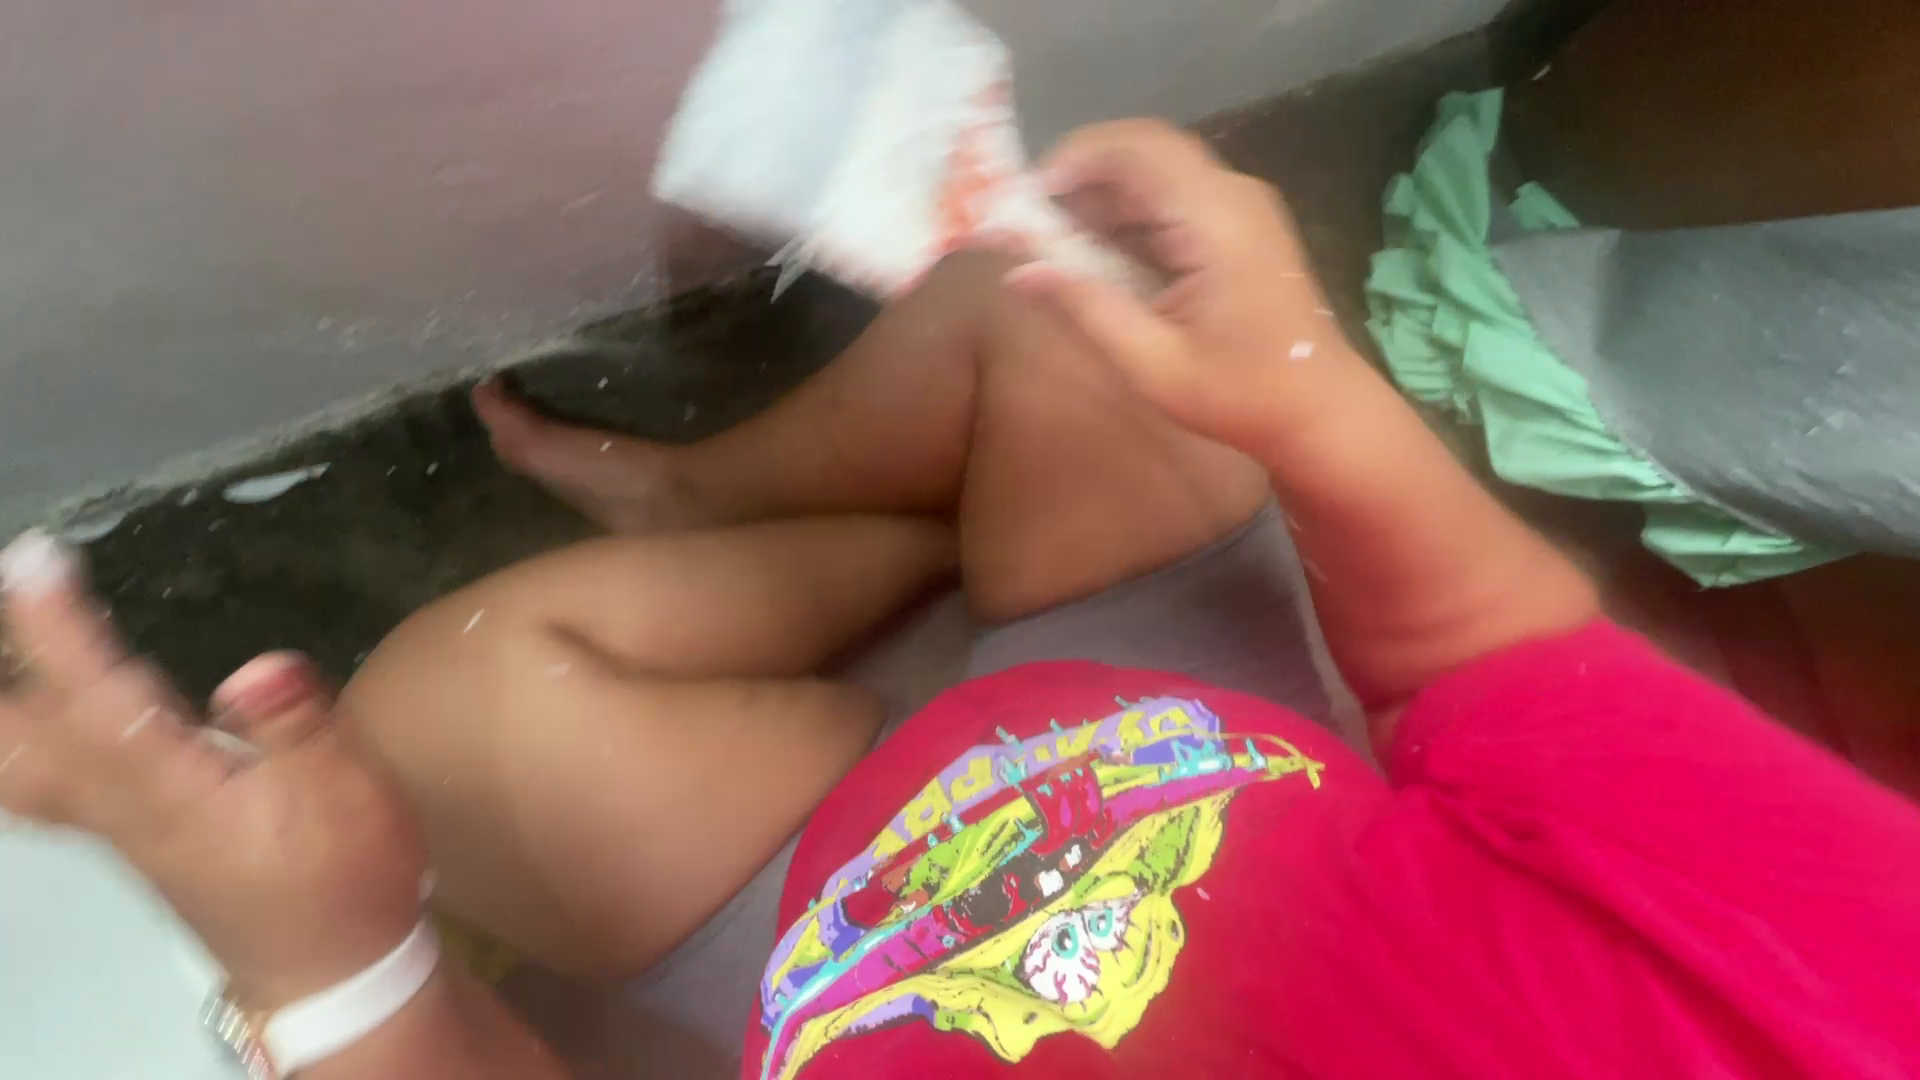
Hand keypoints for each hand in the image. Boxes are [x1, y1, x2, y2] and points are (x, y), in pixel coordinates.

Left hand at [0, 531, 427, 1010]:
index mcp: (167, 787)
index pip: (96, 698)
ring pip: (17, 768)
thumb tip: (256, 666)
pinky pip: (46, 787)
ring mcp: (126, 829)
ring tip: (6, 671)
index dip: (57, 629)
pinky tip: (41, 741)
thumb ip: (299, 729)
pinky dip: (23, 749)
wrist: (333, 958)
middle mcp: (122, 806)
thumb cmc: (345, 869)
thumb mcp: (343, 795)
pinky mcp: (148, 840)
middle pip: (15, 740)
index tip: (32, 560)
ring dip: (0, 716)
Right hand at [1004, 120, 1356, 458]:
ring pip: (1157, 176)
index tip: (1029, 198)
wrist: (1317, 409)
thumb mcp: (1151, 362)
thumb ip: (1085, 308)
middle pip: (1145, 154)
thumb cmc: (1238, 394)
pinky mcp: (1238, 228)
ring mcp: (1240, 209)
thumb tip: (1018, 272)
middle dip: (1082, 179)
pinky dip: (1129, 219)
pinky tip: (1100, 257)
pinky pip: (1173, 202)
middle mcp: (1232, 196)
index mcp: (1216, 220)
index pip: (1138, 148)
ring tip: (1057, 244)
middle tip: (1034, 225)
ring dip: (1103, 200)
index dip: (1076, 157)